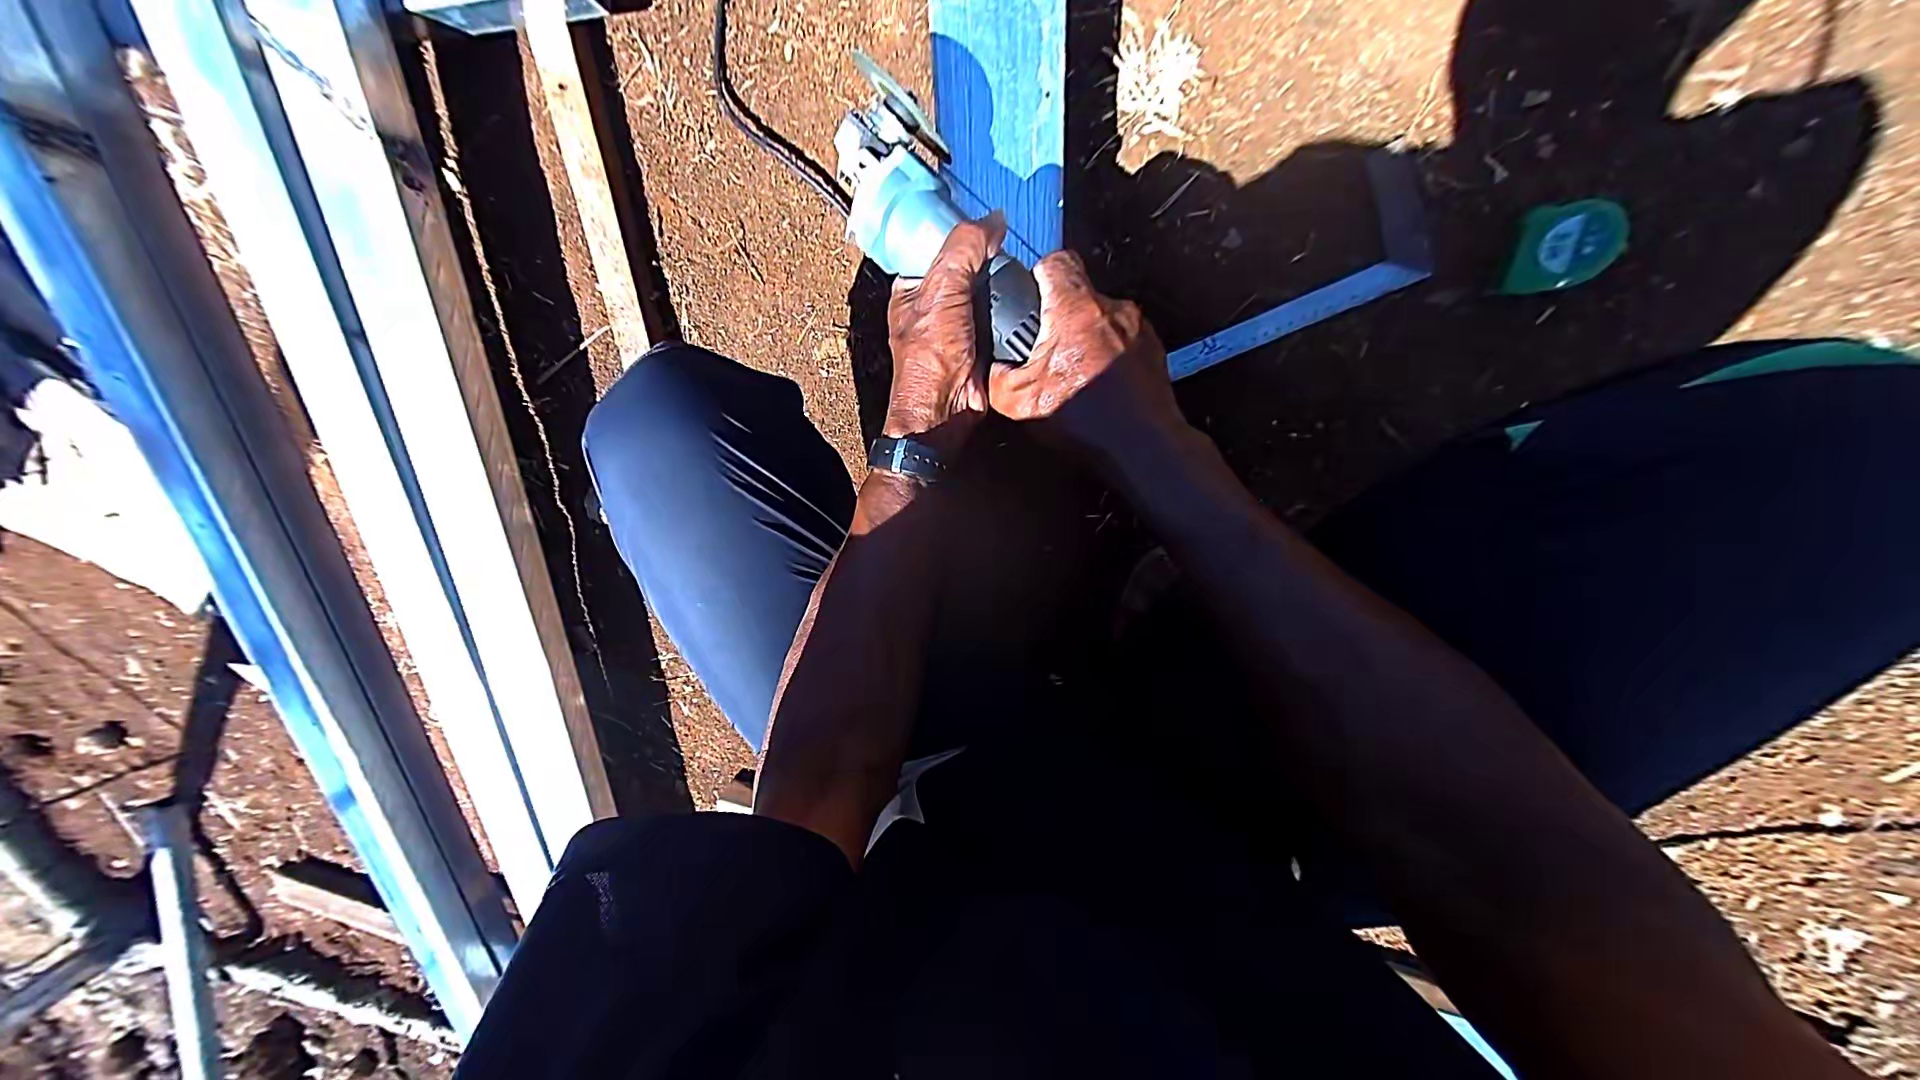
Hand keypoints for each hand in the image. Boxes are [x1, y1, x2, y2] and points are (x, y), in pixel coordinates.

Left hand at [883, 216, 1004, 451]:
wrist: (947, 409)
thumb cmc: (930, 357)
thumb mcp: (942, 290)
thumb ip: (964, 249)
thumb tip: (994, 220)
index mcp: (913, 288)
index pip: (937, 247)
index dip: (959, 232)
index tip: (985, 220)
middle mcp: (935, 306)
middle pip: (968, 268)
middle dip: (989, 259)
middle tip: (1012, 245)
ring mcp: (961, 326)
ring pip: (988, 292)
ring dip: (1005, 285)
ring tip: (1024, 270)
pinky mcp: (984, 343)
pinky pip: (1003, 316)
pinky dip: (1015, 308)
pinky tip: (1027, 297)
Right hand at [988, 250, 1185, 465]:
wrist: (1141, 445)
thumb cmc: (1088, 421)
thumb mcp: (1019, 403)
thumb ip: (997, 377)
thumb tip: (993, 368)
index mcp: (1075, 311)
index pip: (1056, 260)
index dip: (1038, 273)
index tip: (1031, 293)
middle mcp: (1111, 309)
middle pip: (1077, 291)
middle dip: (1058, 315)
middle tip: (1046, 346)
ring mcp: (1136, 326)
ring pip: (1099, 316)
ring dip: (1084, 335)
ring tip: (1073, 370)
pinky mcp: (1151, 345)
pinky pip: (1120, 336)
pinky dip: (1106, 351)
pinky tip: (1096, 381)